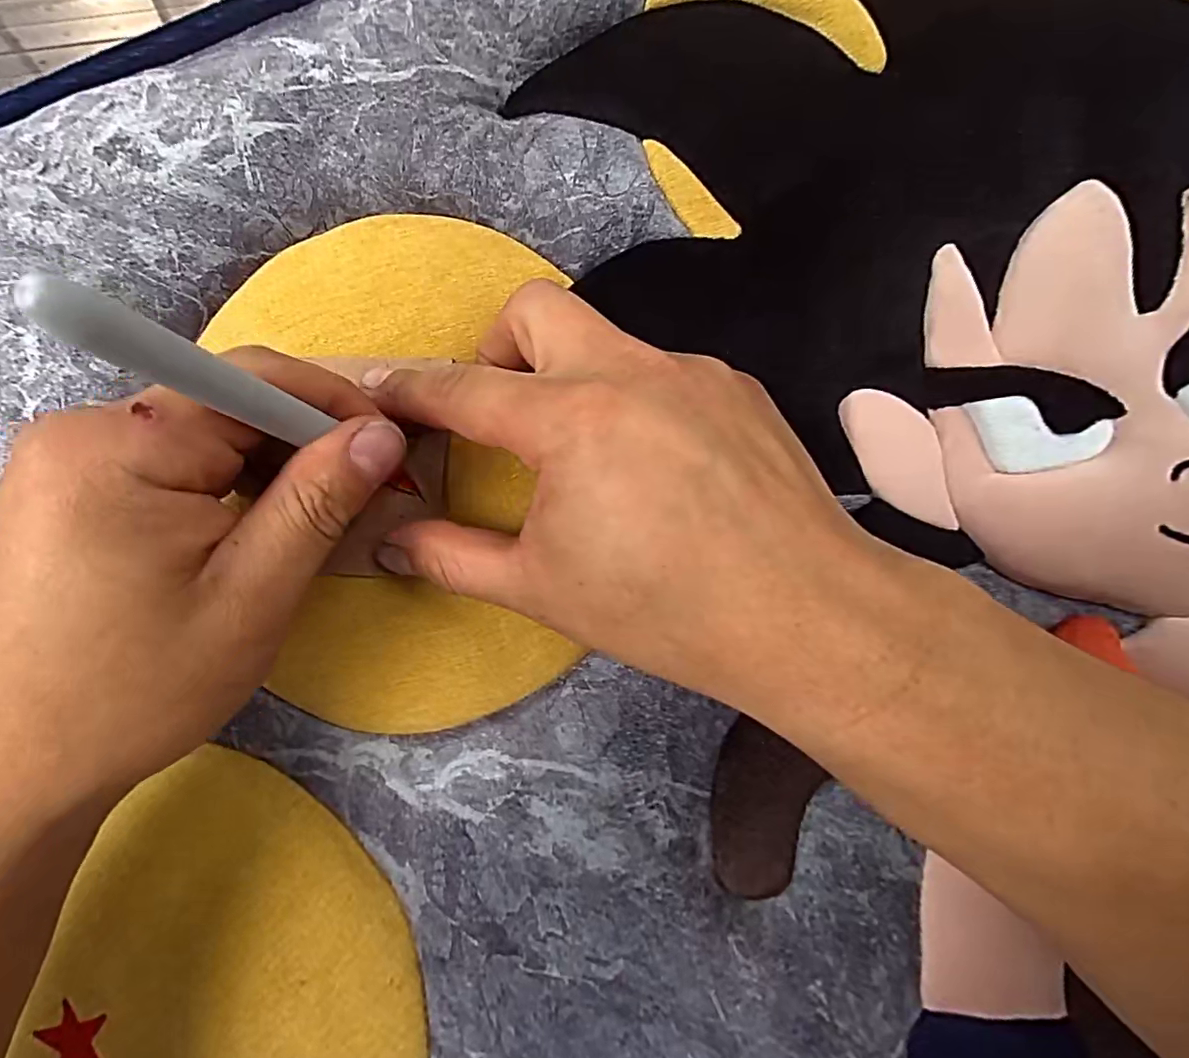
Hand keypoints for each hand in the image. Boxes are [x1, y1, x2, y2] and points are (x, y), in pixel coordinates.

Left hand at [0, 348, 408, 798]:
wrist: (20, 765)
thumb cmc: (141, 689)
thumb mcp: (251, 596)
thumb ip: (317, 502)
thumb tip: (378, 434)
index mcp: (119, 444)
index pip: (248, 382)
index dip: (327, 406)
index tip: (382, 446)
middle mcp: (73, 431)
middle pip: (214, 406)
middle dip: (290, 446)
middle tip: (346, 498)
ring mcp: (51, 463)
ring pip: (187, 439)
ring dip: (251, 472)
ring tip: (290, 529)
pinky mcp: (49, 496)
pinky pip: (150, 466)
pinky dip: (205, 489)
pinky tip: (225, 540)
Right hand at [366, 281, 932, 714]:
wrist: (806, 618)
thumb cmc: (660, 610)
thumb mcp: (538, 587)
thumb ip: (452, 557)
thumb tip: (390, 543)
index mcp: (572, 420)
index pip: (465, 387)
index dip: (413, 388)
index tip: (381, 390)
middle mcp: (630, 371)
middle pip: (535, 308)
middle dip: (495, 348)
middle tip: (497, 413)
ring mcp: (692, 371)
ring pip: (603, 339)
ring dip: (568, 380)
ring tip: (583, 458)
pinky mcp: (735, 388)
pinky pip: (659, 371)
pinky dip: (629, 402)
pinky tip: (653, 470)